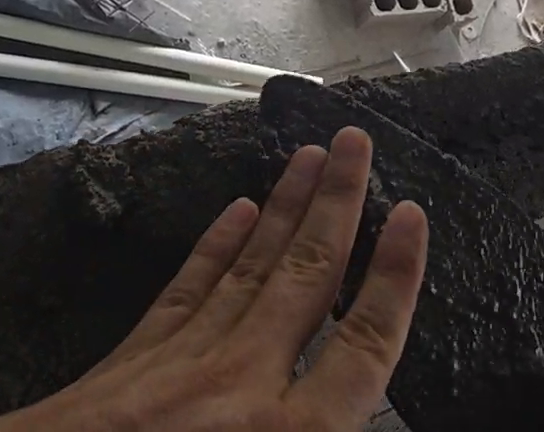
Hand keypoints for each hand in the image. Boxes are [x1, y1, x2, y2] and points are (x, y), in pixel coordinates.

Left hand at [0, 126, 429, 431]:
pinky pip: (186, 291)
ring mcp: (184, 365)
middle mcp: (246, 382)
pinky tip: (237, 209)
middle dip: (337, 201)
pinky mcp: (131, 364)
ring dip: (287, 207)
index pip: (364, 342)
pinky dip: (216, 247)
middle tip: (353, 140)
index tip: (412, 214)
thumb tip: (344, 409)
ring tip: (310, 154)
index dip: (396, 276)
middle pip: (308, 274)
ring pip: (252, 267)